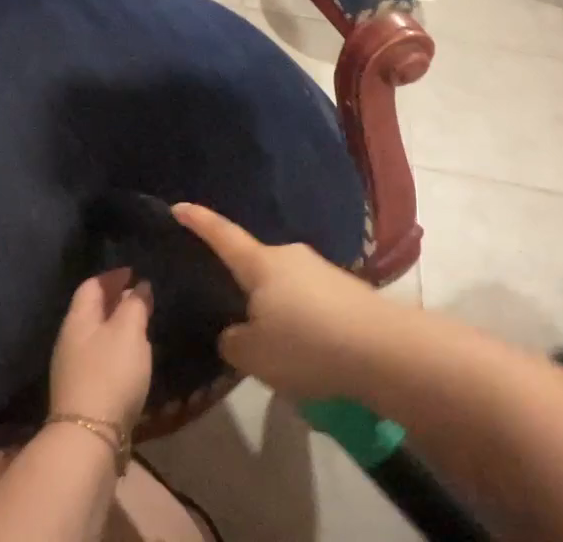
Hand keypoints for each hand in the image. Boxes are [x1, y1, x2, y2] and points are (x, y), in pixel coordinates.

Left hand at [49, 269, 153, 426]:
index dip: (112, 276)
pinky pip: (98, 354)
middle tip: (140, 295)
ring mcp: (72, 366)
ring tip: (139, 323)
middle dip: (114, 299)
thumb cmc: (110, 373)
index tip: (133, 272)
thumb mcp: (129, 333)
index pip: (91, 286)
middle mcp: (70, 338)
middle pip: (91, 309)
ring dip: (115, 324)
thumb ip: (134, 305)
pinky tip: (130, 356)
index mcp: (78, 319)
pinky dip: (115, 345)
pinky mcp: (81, 389)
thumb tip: (138, 286)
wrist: (89, 435)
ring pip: (95, 333)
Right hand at [172, 203, 385, 400]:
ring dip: (280, 315)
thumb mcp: (253, 355)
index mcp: (260, 264)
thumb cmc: (307, 345)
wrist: (384, 351)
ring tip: (282, 355)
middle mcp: (290, 257)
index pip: (222, 236)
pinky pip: (312, 305)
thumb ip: (233, 341)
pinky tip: (313, 356)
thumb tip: (237, 333)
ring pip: (286, 290)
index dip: (199, 222)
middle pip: (257, 269)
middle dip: (246, 292)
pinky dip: (306, 326)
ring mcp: (323, 271)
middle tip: (241, 326)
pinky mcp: (348, 292)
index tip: (178, 206)